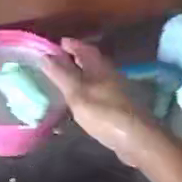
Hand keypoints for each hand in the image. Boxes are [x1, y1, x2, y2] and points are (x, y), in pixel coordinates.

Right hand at [43, 38, 168, 167]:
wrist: (136, 138)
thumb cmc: (103, 113)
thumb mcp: (76, 93)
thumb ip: (60, 74)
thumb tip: (44, 55)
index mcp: (99, 67)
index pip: (84, 48)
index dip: (71, 44)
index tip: (58, 43)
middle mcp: (110, 74)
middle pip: (92, 61)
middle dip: (76, 59)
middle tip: (58, 61)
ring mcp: (117, 91)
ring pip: (96, 78)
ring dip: (82, 76)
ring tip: (65, 82)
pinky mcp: (119, 107)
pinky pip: (99, 93)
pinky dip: (87, 93)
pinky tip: (80, 103)